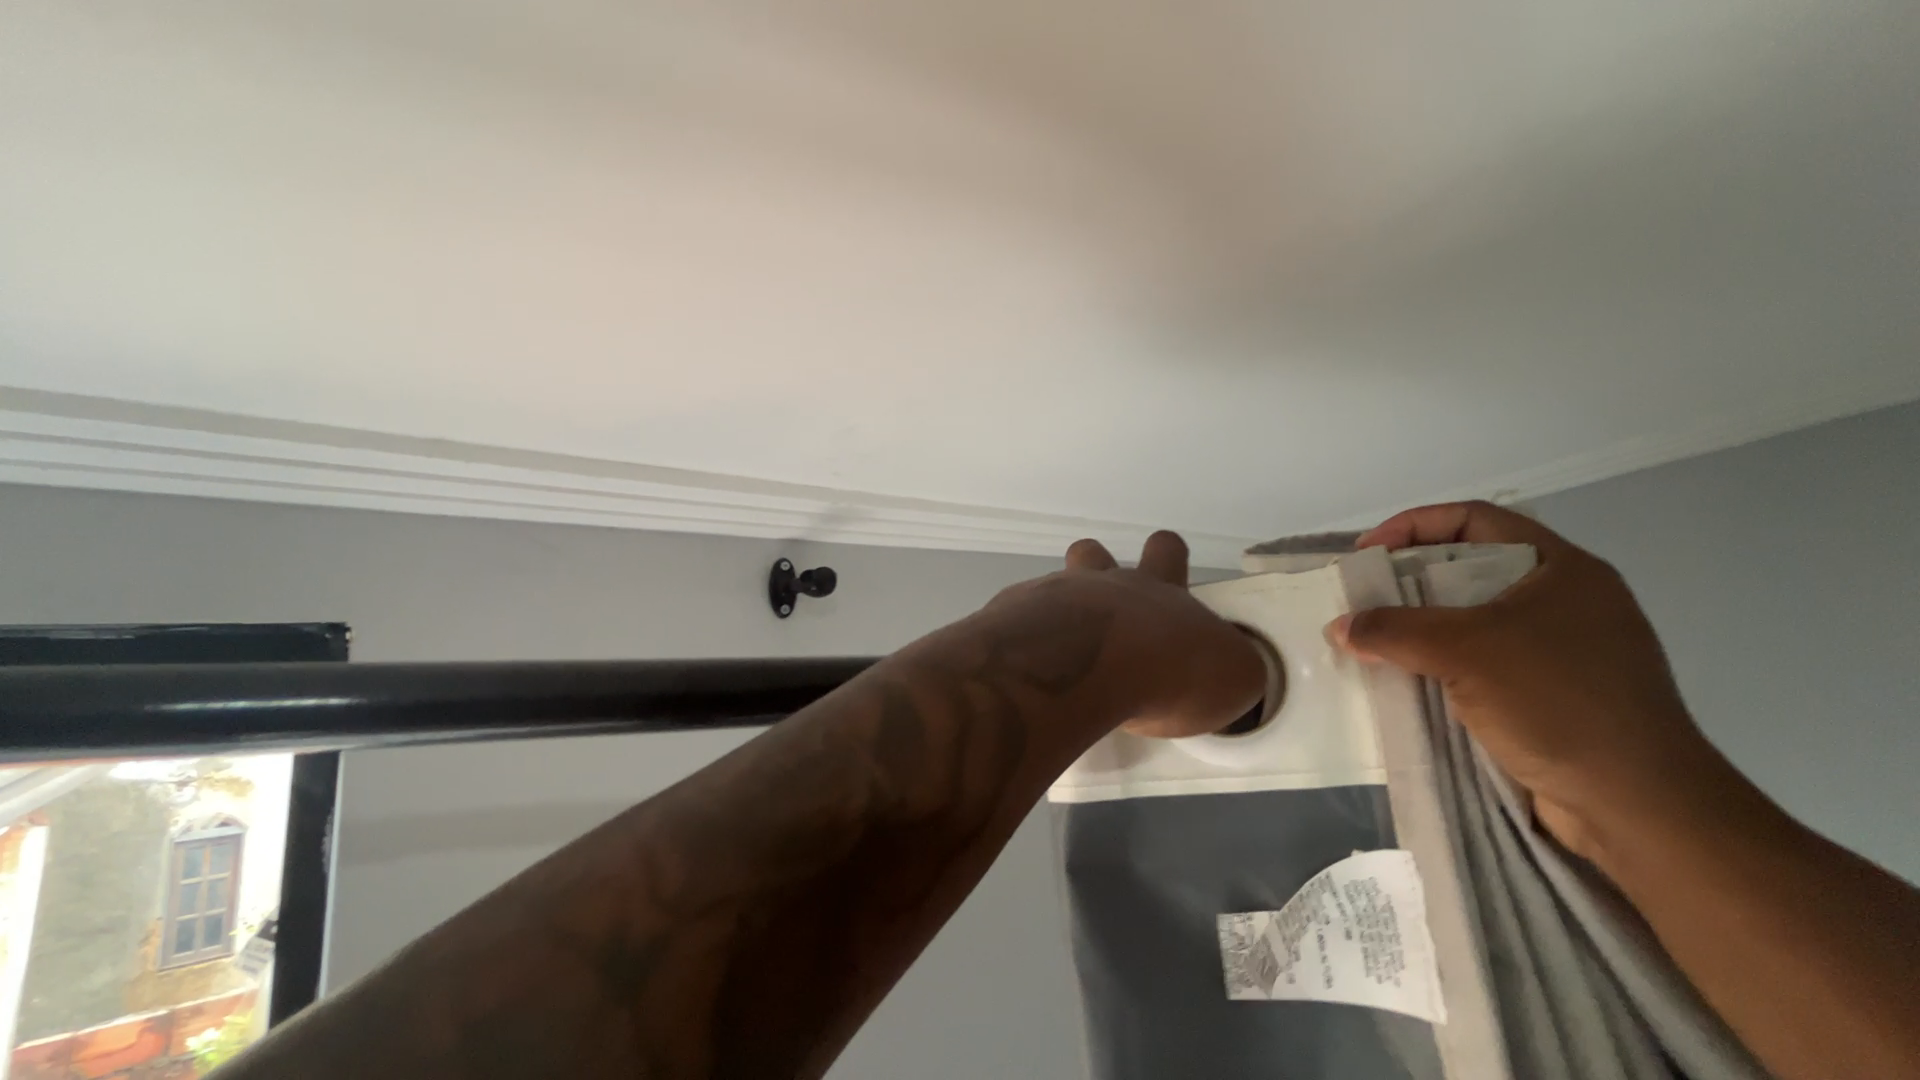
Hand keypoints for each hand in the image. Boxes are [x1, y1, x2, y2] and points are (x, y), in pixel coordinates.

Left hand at [987, 531, 1265, 739]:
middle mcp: (1101, 586)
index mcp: (1157, 590)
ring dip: (1058, 612)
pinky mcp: (1010, 626)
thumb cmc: (1169, 672)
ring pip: (1051, 585)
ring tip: (1065, 655)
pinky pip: (1015, 626)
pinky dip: (1024, 646)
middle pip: (1094, 553)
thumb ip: (1229, 669)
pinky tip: (1033, 679)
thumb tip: (1225, 675)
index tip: (1168, 590)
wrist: (1088, 672)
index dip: (1168, 563)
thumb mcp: (1231, 678)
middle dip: (1098, 568)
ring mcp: (1049, 601)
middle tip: (1107, 614)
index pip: (1167, 553)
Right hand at [1328, 501, 1734, 859]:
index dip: (1413, 526)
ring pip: (1476, 622)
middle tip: (1364, 601)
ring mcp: (1566, 651)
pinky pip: (1486, 665)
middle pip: (1473, 570)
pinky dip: (1444, 668)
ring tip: (1376, 644)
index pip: (1475, 520)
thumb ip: (1394, 631)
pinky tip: (1410, 683)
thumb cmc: (1557, 703)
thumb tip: (1340, 627)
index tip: (1366, 554)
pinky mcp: (1557, 696)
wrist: (1637, 804)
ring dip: (1424, 630)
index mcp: (1563, 570)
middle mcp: (1568, 601)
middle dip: (1411, 582)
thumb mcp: (1465, 652)